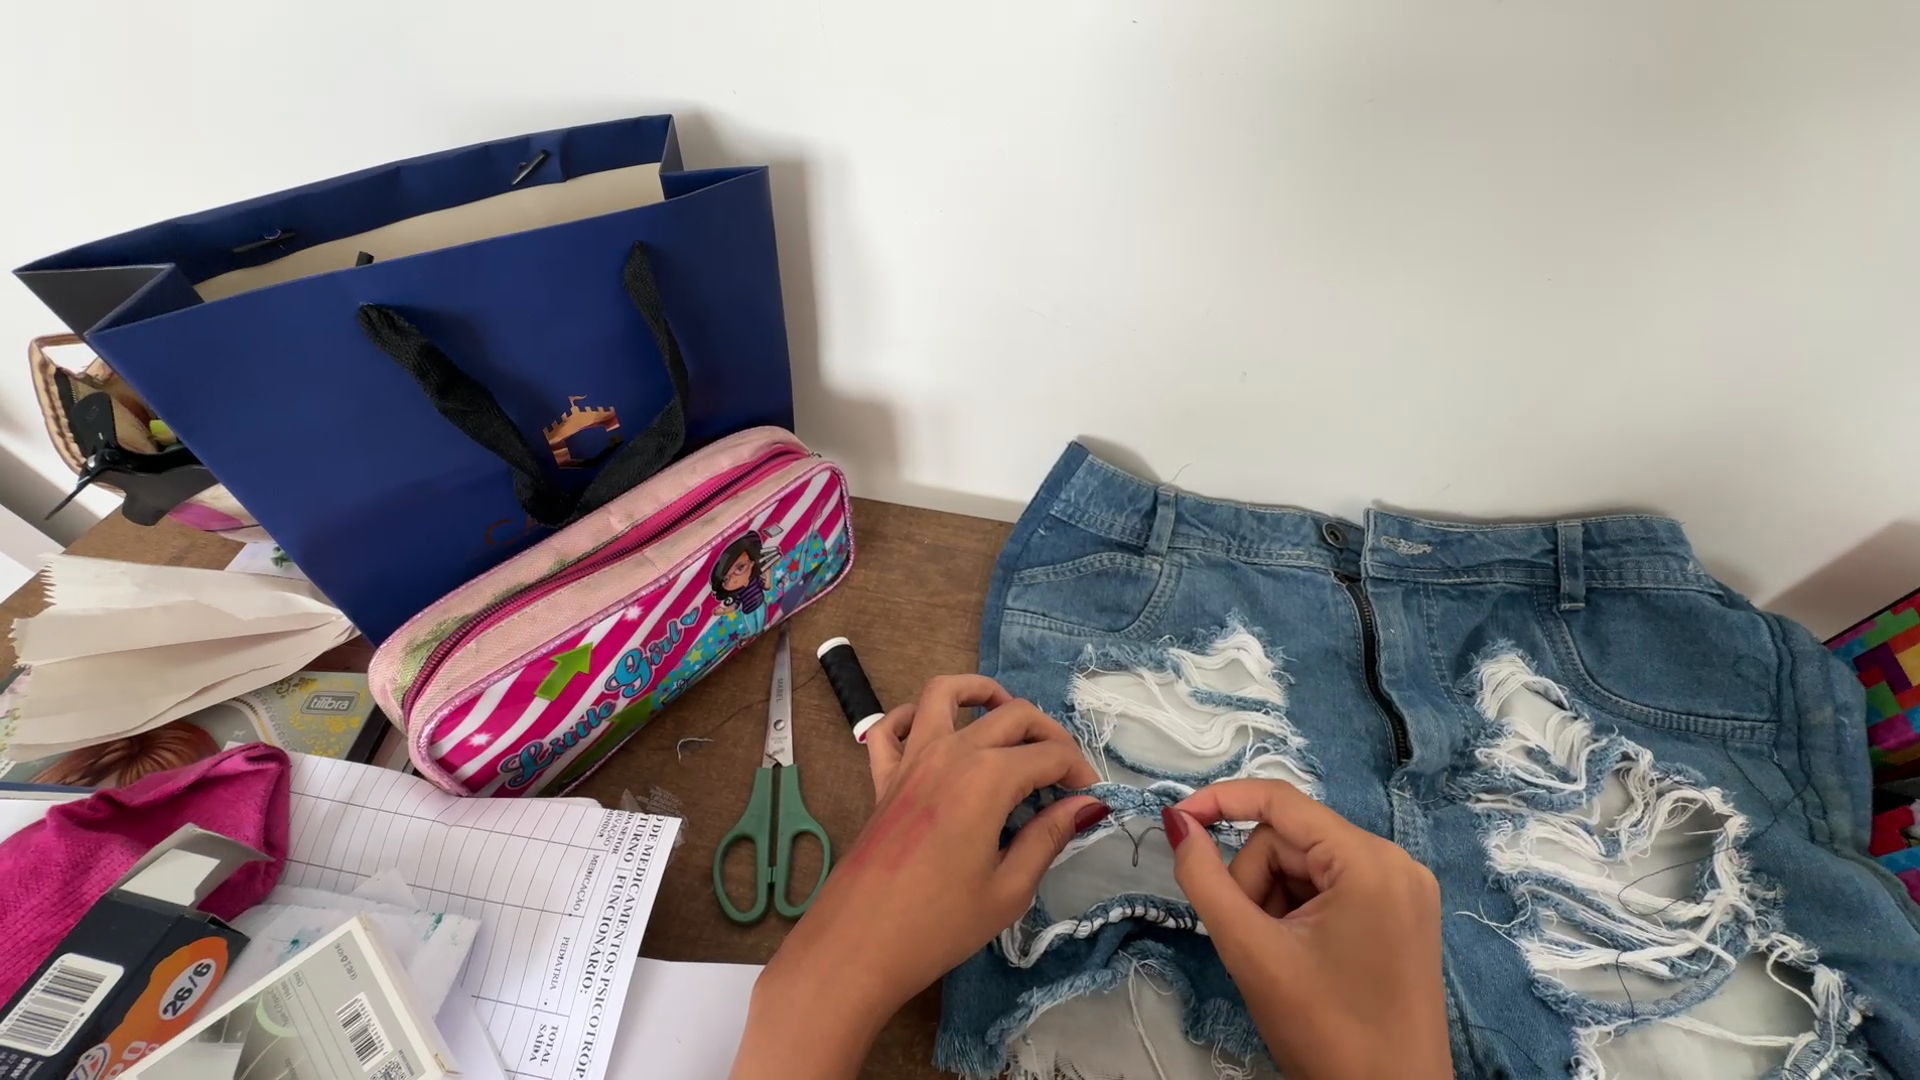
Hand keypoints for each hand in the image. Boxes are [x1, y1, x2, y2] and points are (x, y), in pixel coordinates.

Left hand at [731, 675, 1105, 1079]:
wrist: (858, 946)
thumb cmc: (939, 924)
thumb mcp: (1008, 889)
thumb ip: (1048, 836)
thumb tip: (1087, 806)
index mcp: (987, 777)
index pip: (1049, 754)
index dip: (1079, 771)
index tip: (1092, 798)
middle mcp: (951, 751)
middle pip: (1011, 714)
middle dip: (1048, 732)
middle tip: (1064, 768)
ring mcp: (911, 757)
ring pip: (944, 692)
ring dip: (979, 691)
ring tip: (1004, 711)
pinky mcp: (882, 775)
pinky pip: (891, 726)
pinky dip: (912, 716)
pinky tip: (932, 730)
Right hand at [1164, 779, 1450, 1079]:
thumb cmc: (1325, 1030)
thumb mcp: (1250, 950)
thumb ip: (1203, 876)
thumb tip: (1176, 820)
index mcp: (1368, 861)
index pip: (1279, 801)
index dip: (1220, 801)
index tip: (1176, 820)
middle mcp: (1394, 860)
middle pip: (1287, 839)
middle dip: (1253, 879)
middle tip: (1248, 935)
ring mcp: (1401, 888)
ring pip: (1301, 863)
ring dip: (1270, 897)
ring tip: (1274, 951)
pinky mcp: (1398, 913)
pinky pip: (1325, 885)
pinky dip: (1294, 909)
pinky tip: (1297, 952)